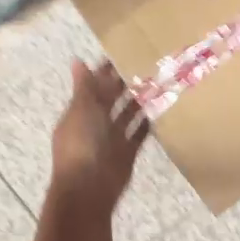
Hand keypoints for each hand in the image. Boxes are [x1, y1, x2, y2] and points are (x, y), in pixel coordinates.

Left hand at [47, 60, 148, 216]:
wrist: (88, 189)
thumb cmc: (81, 144)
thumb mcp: (82, 110)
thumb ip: (84, 86)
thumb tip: (77, 60)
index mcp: (80, 112)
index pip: (93, 86)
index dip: (106, 71)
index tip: (125, 52)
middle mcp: (95, 124)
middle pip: (111, 99)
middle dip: (126, 83)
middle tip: (149, 62)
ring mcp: (111, 139)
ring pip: (127, 115)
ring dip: (139, 101)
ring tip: (160, 81)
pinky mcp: (127, 152)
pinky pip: (139, 134)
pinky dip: (148, 123)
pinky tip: (162, 108)